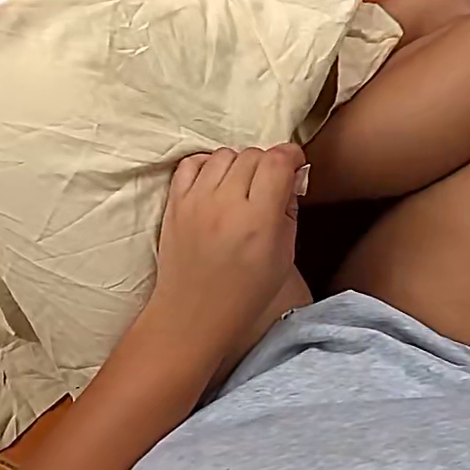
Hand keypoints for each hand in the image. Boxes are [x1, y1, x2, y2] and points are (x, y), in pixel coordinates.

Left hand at [144, 144, 306, 361]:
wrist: (194, 314)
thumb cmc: (246, 292)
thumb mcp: (284, 255)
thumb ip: (290, 210)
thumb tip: (293, 176)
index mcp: (258, 221)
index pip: (277, 162)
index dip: (291, 156)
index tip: (295, 164)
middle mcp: (226, 205)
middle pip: (252, 155)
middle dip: (268, 164)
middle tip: (271, 184)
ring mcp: (196, 202)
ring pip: (224, 154)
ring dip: (239, 164)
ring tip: (243, 186)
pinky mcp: (175, 203)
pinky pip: (192, 163)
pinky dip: (208, 165)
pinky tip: (217, 182)